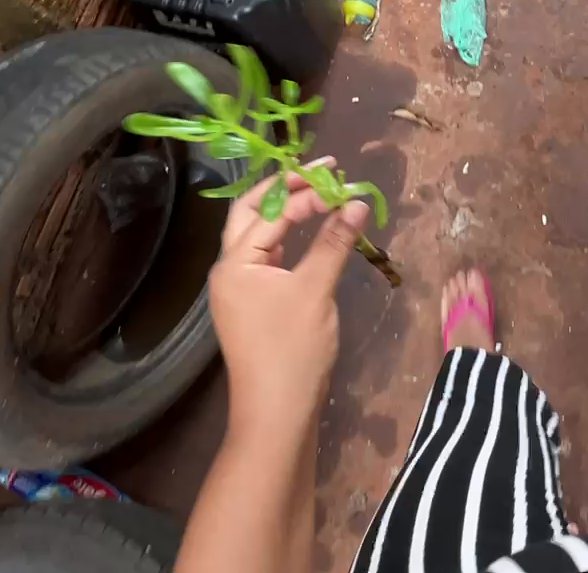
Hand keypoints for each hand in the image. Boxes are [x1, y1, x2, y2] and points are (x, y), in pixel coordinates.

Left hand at [208, 157, 368, 430]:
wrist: (277, 415)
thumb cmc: (292, 350)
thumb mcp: (316, 291)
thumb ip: (335, 242)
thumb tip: (357, 201)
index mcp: (235, 263)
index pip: (273, 212)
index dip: (309, 195)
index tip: (343, 183)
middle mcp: (230, 269)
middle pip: (252, 212)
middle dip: (286, 188)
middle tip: (323, 172)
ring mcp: (240, 286)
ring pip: (259, 232)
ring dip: (286, 209)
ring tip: (319, 192)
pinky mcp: (254, 301)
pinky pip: (268, 254)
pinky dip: (289, 235)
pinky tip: (311, 230)